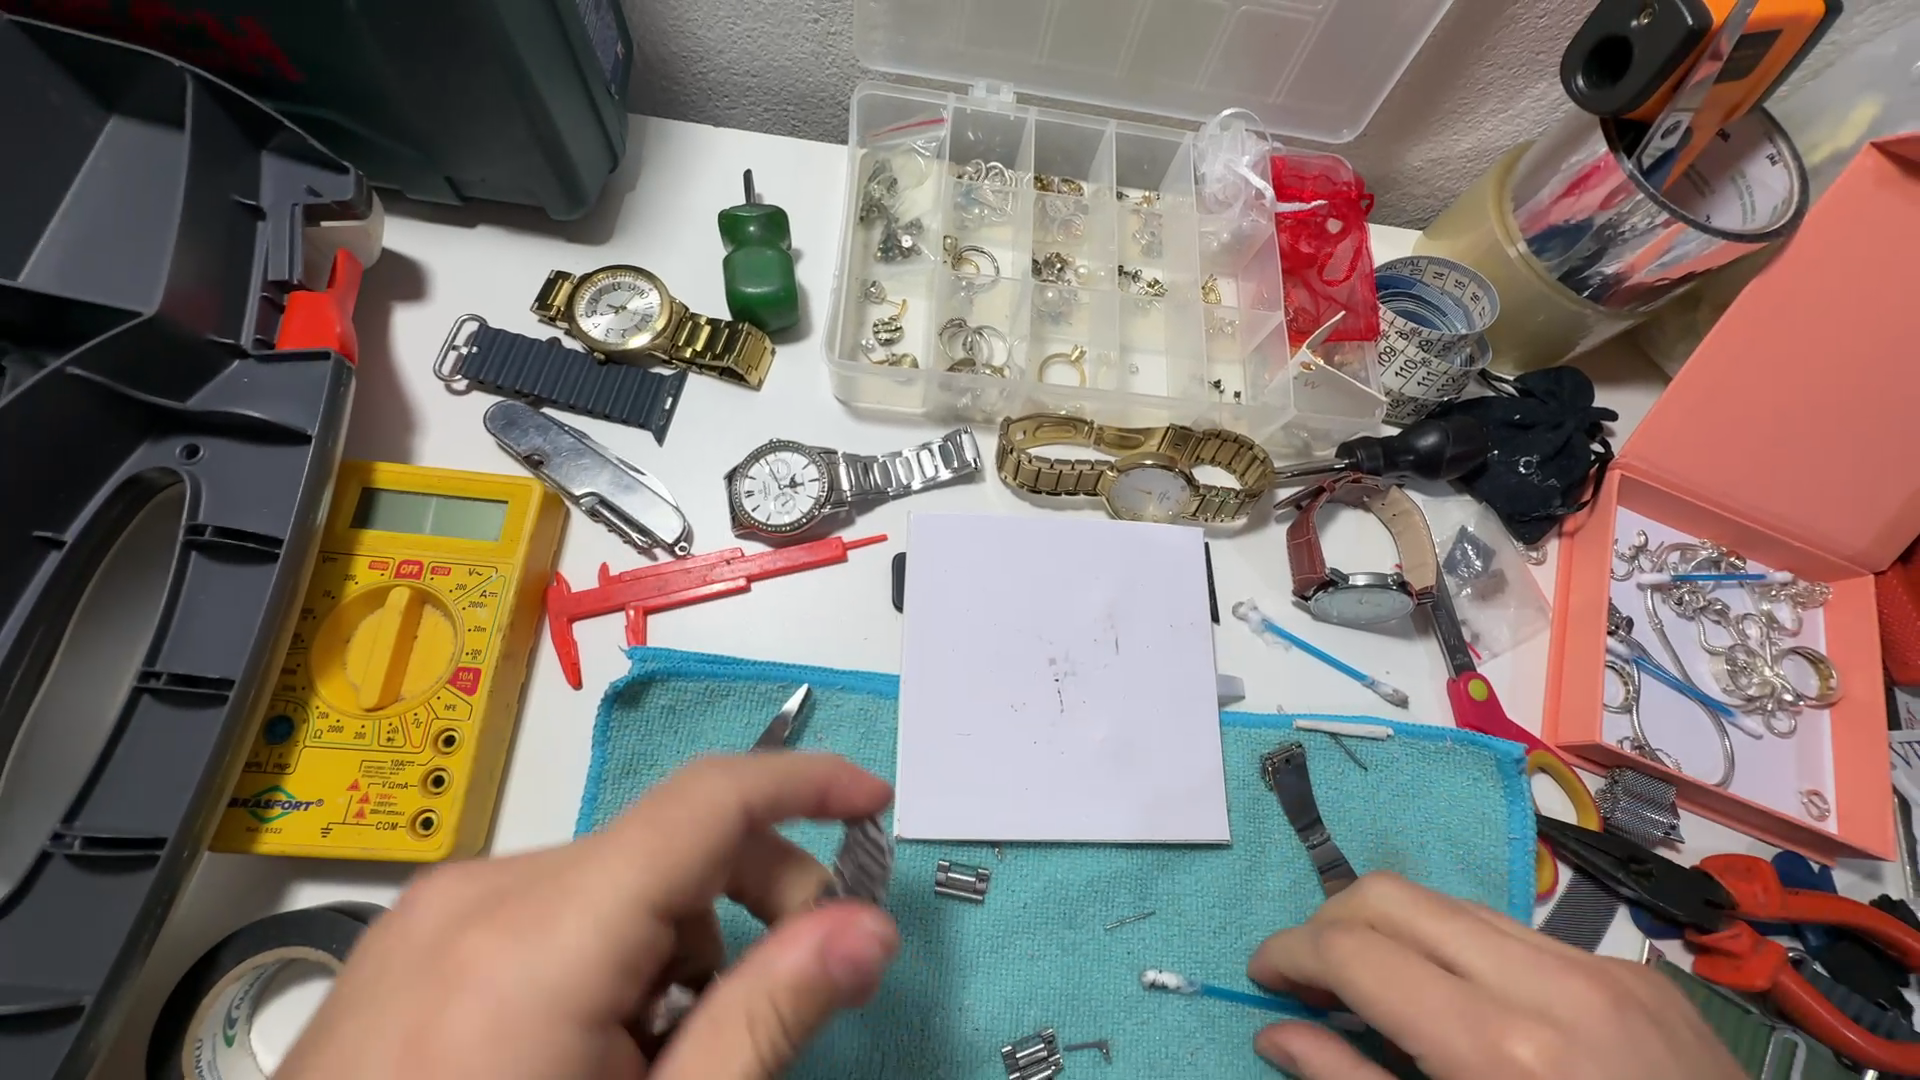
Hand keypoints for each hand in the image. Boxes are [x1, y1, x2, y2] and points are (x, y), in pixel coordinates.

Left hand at [279, 753, 898, 1079]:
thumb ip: (769, 1017)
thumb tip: (871, 929)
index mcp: (539, 935)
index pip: (707, 801)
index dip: (806, 783)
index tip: (874, 802)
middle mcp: (482, 892)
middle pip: (667, 842)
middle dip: (751, 895)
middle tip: (791, 981)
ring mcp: (433, 914)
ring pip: (619, 880)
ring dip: (677, 942)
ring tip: (659, 1055)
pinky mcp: (413, 943)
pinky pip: (558, 909)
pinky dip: (613, 954)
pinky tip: (590, 1050)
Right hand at [1247, 873, 1742, 1079]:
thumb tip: (1273, 1033)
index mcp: (1501, 1052)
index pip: (1352, 949)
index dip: (1289, 952)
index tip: (1263, 976)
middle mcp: (1551, 985)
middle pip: (1389, 895)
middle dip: (1328, 924)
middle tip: (1309, 975)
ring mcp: (1605, 971)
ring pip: (1447, 903)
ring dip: (1392, 932)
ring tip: (1380, 985)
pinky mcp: (1641, 978)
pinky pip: (1514, 933)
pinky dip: (1460, 953)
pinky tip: (1469, 1007)